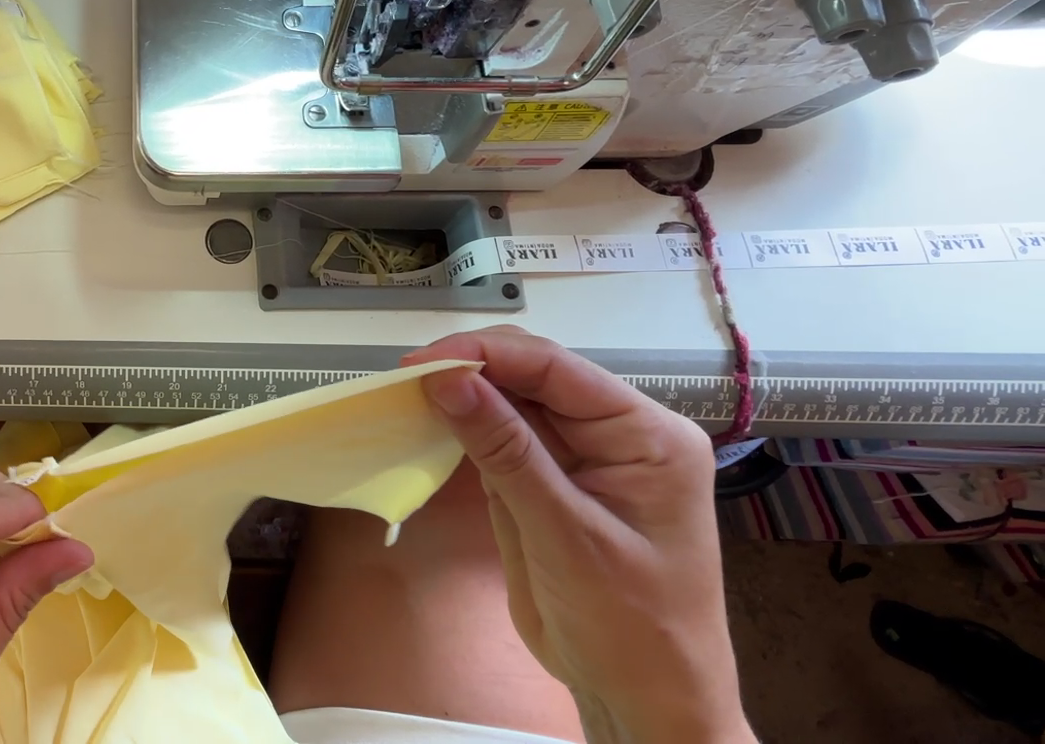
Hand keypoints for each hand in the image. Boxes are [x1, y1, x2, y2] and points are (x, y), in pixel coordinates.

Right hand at [406, 328, 753, 743]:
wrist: (641, 700)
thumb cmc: (628, 625)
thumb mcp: (564, 534)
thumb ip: (505, 450)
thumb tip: (447, 379)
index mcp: (647, 435)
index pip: (557, 369)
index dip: (485, 355)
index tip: (420, 362)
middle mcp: (617, 432)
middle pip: (535, 374)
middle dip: (471, 368)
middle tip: (407, 378)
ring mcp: (582, 453)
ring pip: (513, 399)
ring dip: (463, 393)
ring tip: (409, 392)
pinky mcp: (549, 476)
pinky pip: (503, 434)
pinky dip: (465, 425)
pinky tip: (433, 420)